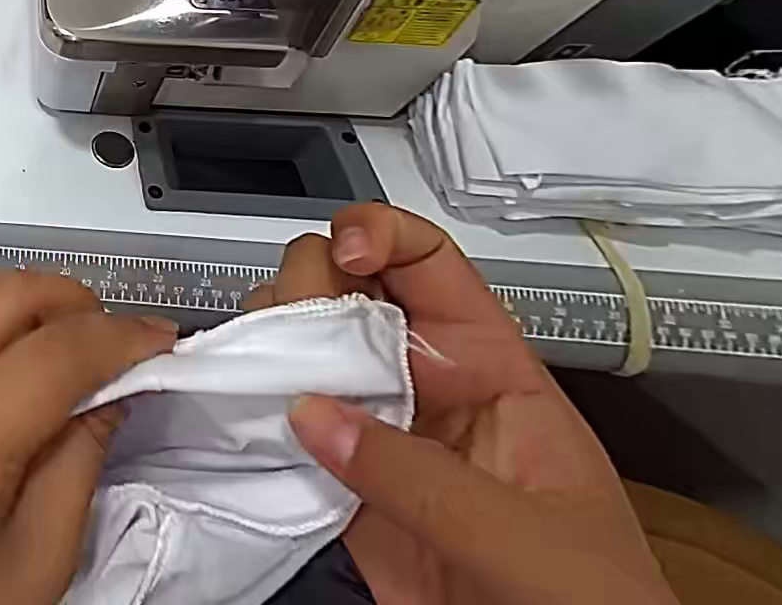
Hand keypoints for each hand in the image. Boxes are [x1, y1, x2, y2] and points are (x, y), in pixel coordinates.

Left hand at [0, 269, 178, 604]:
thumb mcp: (35, 558)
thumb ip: (81, 458)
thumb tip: (117, 388)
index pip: (58, 350)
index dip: (122, 336)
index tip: (165, 340)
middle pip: (13, 292)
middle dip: (78, 300)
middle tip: (123, 339)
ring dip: (44, 310)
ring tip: (88, 352)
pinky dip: (10, 329)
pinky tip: (38, 367)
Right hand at [257, 203, 677, 604]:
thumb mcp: (539, 550)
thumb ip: (429, 481)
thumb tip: (313, 414)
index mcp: (483, 365)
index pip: (426, 259)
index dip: (381, 232)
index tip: (346, 252)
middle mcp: (410, 371)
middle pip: (336, 277)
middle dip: (306, 286)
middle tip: (299, 335)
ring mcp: (361, 410)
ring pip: (291, 325)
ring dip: (268, 333)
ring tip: (270, 377)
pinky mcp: (323, 454)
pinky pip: (269, 393)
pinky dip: (246, 385)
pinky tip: (243, 401)